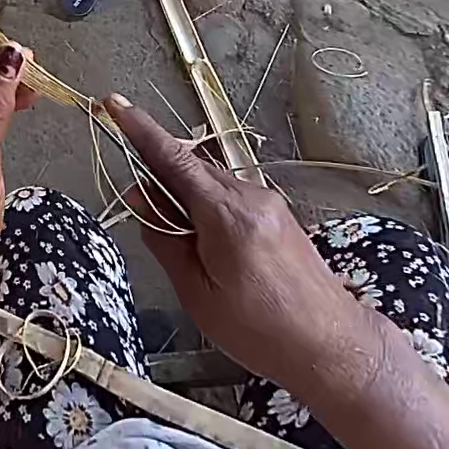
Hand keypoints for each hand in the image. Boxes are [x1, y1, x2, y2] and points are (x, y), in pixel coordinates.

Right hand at [105, 95, 391, 397]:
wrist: (332, 345)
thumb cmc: (260, 332)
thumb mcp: (197, 294)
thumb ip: (164, 239)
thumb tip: (138, 196)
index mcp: (225, 215)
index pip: (173, 159)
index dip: (140, 130)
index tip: (116, 103)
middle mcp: (248, 194)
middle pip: (190, 166)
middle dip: (159, 175)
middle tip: (143, 208)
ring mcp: (266, 199)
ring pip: (209, 179)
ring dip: (184, 194)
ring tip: (184, 242)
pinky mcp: (275, 209)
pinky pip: (228, 191)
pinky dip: (206, 203)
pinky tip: (209, 242)